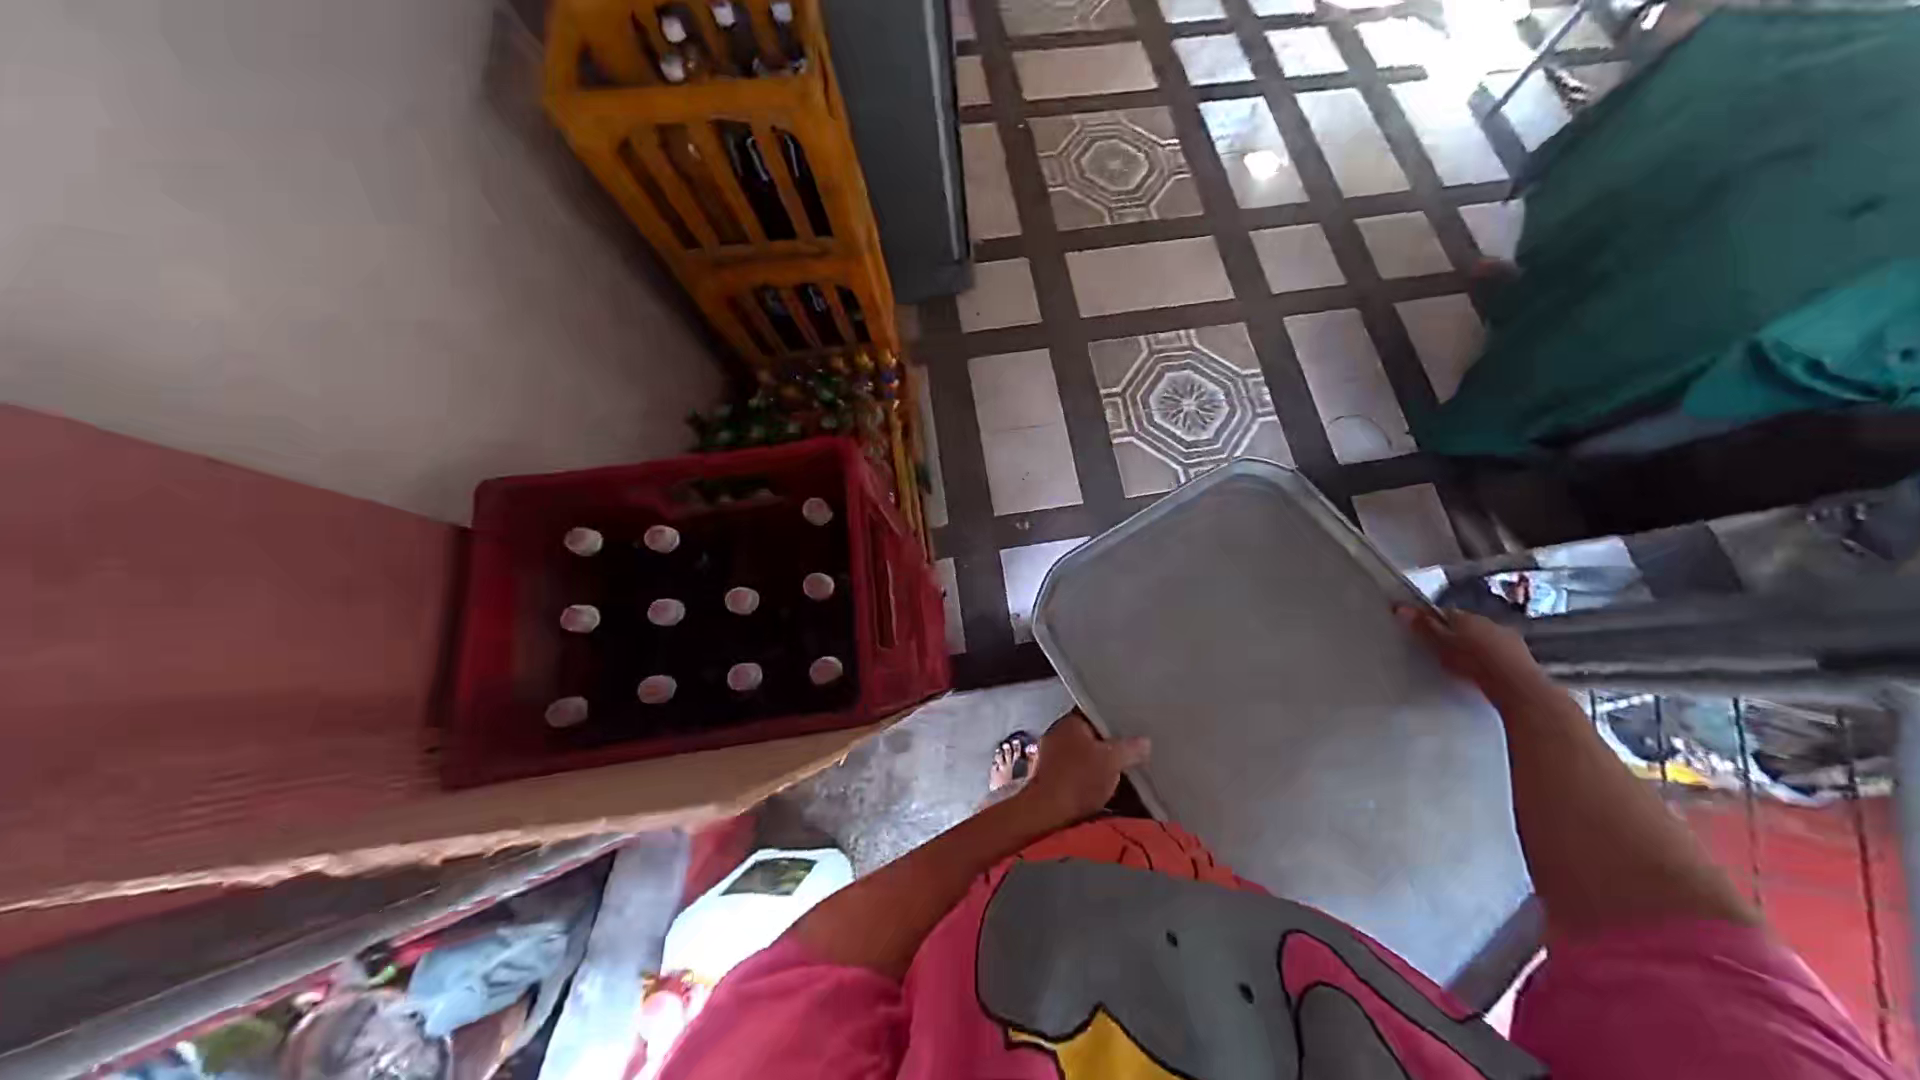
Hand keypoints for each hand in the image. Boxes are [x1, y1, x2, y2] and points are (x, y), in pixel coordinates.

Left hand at [1019, 710, 1149, 828]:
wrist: (1047, 813)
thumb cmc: (1078, 779)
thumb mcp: (1112, 760)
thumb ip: (1131, 748)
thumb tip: (1144, 742)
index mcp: (1070, 722)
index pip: (1095, 713)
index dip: (1115, 720)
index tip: (1133, 730)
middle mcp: (1056, 735)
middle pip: (1090, 737)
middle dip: (1109, 747)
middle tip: (1132, 754)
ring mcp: (1049, 758)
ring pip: (1083, 758)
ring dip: (1099, 767)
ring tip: (1123, 776)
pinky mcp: (1049, 780)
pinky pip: (1076, 775)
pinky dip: (1089, 781)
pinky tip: (1104, 792)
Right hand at [1395, 604, 1554, 704]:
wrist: (1516, 686)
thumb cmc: (1473, 663)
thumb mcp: (1438, 646)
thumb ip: (1421, 627)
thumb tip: (1401, 607)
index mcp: (1465, 617)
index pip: (1443, 612)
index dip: (1432, 622)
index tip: (1423, 634)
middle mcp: (1488, 621)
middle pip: (1465, 624)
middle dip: (1455, 634)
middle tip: (1442, 651)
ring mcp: (1508, 637)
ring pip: (1484, 637)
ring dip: (1475, 645)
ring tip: (1464, 663)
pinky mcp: (1522, 655)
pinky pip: (1500, 651)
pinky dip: (1491, 658)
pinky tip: (1485, 671)